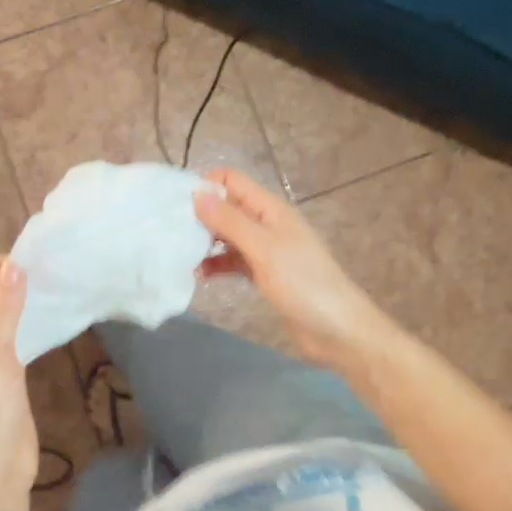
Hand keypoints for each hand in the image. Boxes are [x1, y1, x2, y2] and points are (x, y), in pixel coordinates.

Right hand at [195, 167, 390, 368]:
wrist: (338, 330)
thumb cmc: (303, 283)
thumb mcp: (263, 248)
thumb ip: (230, 221)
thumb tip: (196, 194)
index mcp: (270, 208)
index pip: (232, 180)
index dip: (205, 185)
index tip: (178, 206)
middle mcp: (267, 223)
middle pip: (227, 206)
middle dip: (201, 215)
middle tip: (173, 234)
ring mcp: (266, 249)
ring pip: (228, 235)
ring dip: (205, 242)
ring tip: (181, 257)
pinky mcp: (265, 273)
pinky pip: (234, 260)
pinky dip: (217, 264)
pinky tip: (200, 276)